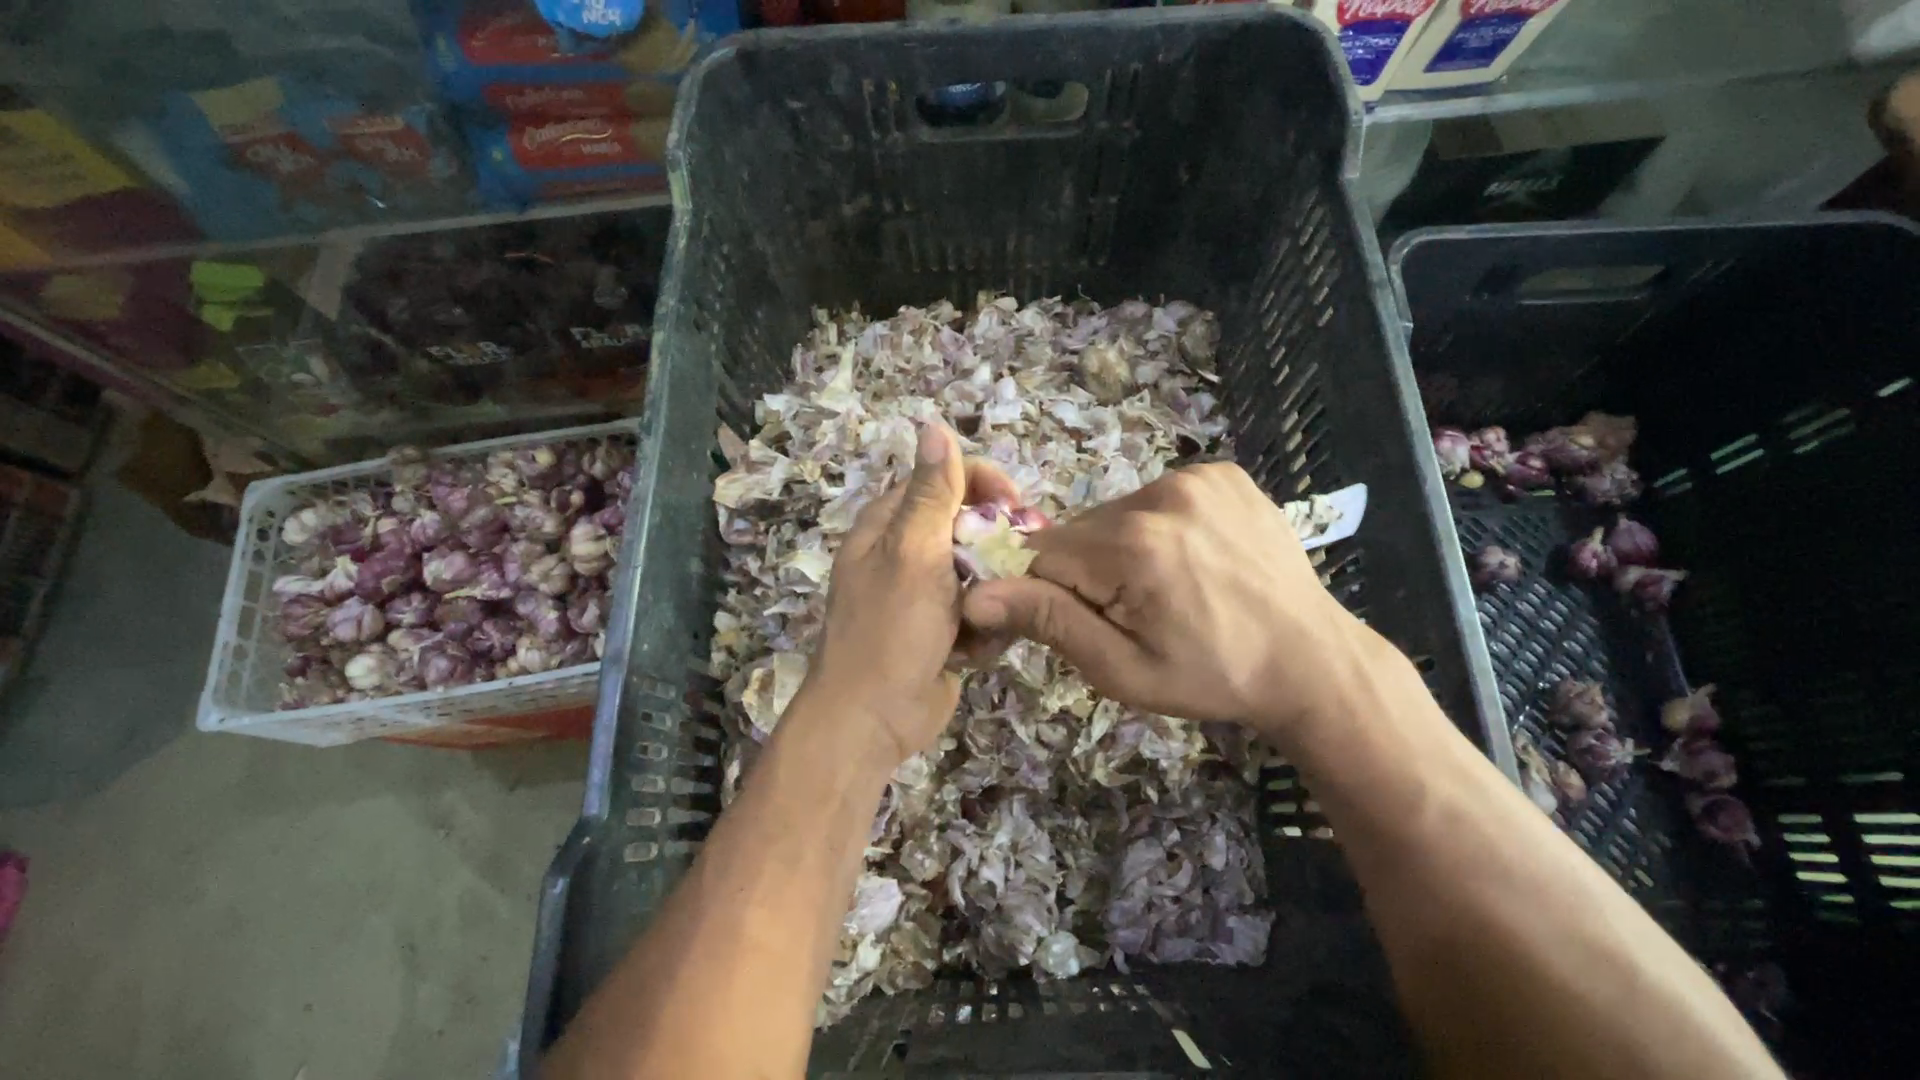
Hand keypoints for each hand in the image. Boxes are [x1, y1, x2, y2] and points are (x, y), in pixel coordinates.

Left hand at [802, 422, 1019, 767]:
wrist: (872, 720)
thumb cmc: (890, 631)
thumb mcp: (913, 554)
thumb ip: (930, 493)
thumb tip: (933, 425)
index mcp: (888, 526)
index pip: (942, 479)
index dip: (982, 484)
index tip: (1016, 504)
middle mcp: (905, 554)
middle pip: (969, 527)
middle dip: (994, 550)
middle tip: (1008, 572)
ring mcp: (925, 596)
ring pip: (982, 573)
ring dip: (991, 597)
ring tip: (980, 624)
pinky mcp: (943, 632)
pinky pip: (981, 613)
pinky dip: (983, 631)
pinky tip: (972, 654)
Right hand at [961, 463, 1378, 738]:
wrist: (1310, 661)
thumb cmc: (1212, 676)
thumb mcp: (1122, 669)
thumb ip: (1048, 622)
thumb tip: (974, 596)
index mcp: (1133, 547)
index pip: (1043, 552)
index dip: (1049, 589)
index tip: (1080, 619)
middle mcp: (1161, 494)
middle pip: (1082, 529)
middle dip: (1088, 569)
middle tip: (1133, 612)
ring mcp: (1198, 477)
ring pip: (1118, 512)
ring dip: (1123, 546)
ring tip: (1170, 587)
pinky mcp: (1224, 473)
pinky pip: (1160, 497)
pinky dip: (1160, 526)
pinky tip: (1194, 560)